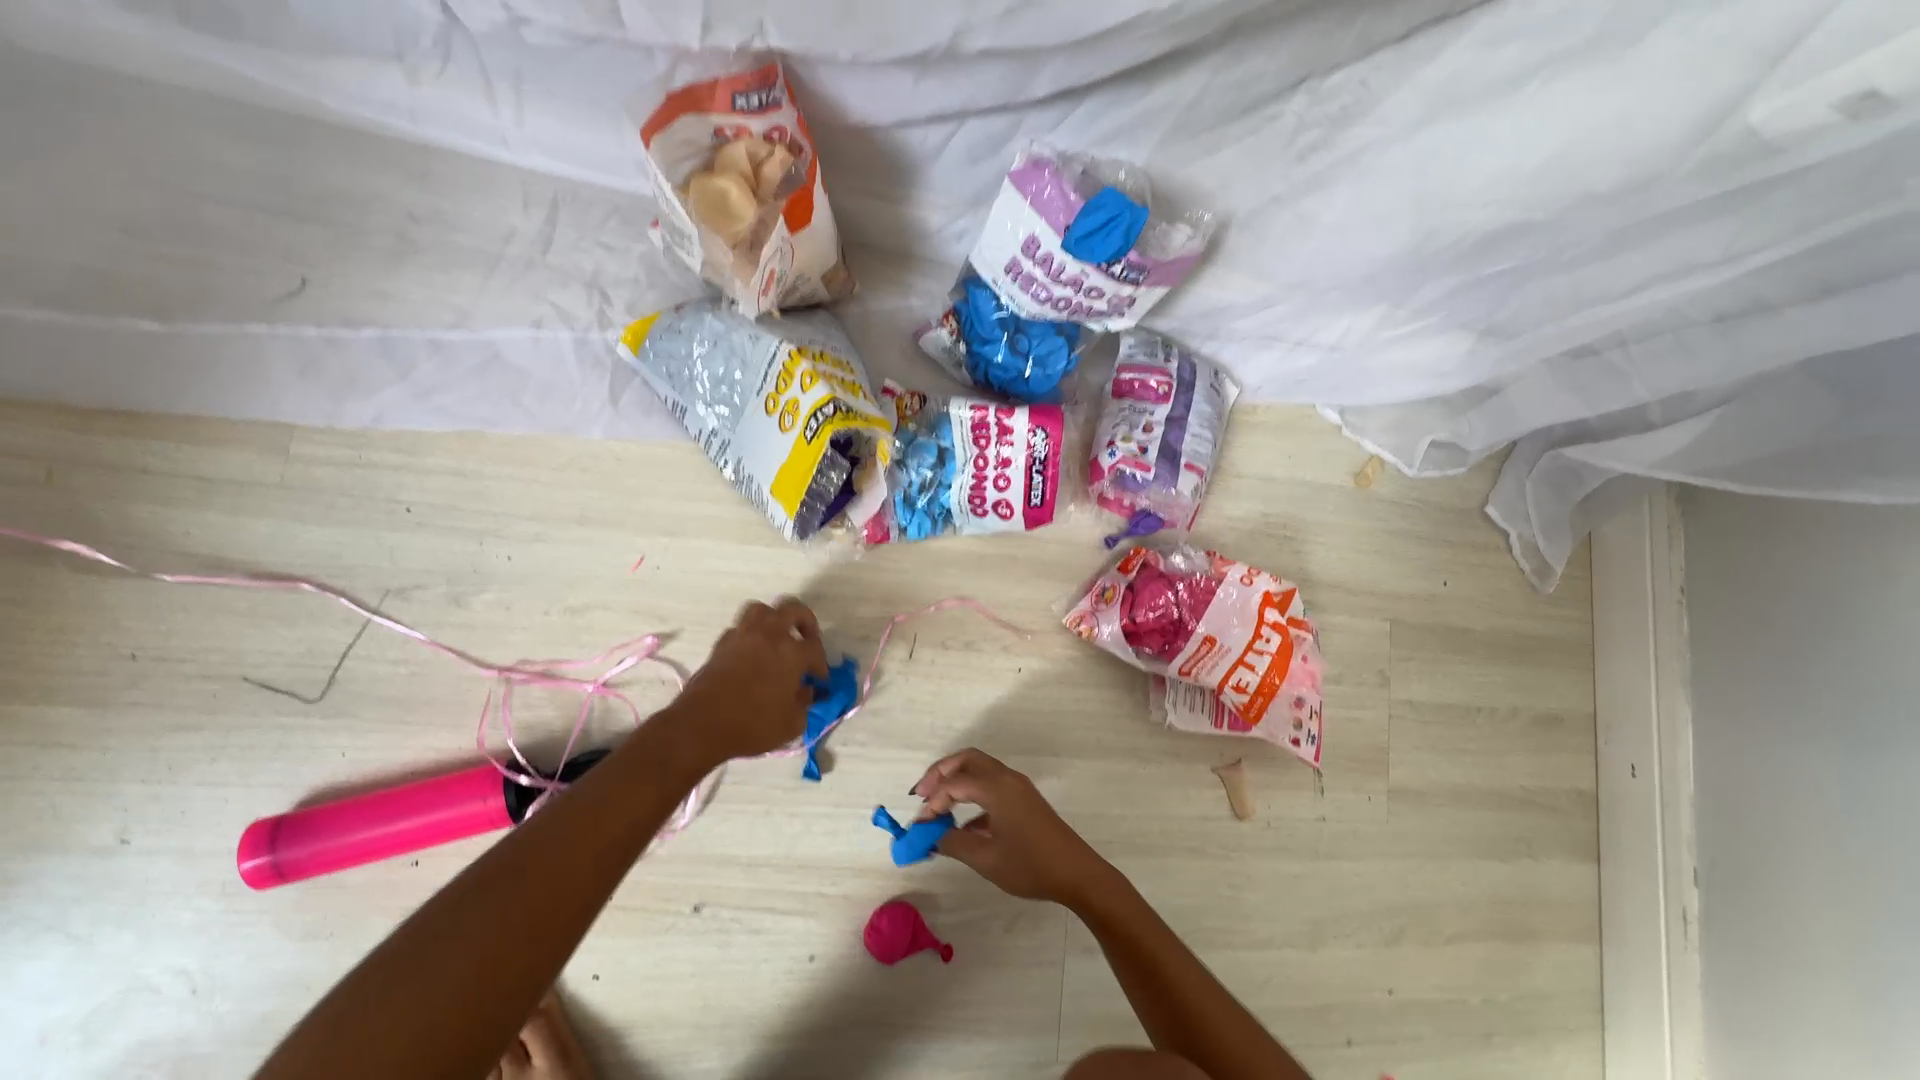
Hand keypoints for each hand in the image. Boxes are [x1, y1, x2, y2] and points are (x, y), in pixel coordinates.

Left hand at [666, 598, 828, 767]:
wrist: (701, 725)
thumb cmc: (752, 725)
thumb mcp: (792, 724)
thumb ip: (804, 703)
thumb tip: (805, 690)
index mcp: (791, 653)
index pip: (815, 649)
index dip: (821, 665)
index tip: (819, 680)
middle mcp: (768, 636)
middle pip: (792, 609)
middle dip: (805, 621)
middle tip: (807, 639)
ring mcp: (742, 636)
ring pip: (761, 610)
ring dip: (774, 619)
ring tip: (778, 637)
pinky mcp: (721, 645)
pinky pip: (740, 629)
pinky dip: (750, 636)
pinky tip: (753, 654)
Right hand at [910, 749, 1115, 905]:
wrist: (1078, 874)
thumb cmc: (1031, 866)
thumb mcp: (987, 859)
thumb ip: (953, 843)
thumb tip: (931, 836)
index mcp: (997, 788)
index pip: (954, 783)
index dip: (932, 801)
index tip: (920, 825)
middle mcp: (1007, 779)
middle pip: (967, 760)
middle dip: (940, 774)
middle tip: (921, 795)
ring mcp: (1018, 788)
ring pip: (980, 771)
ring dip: (956, 783)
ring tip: (937, 808)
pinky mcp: (1024, 801)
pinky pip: (991, 788)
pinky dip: (972, 797)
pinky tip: (962, 827)